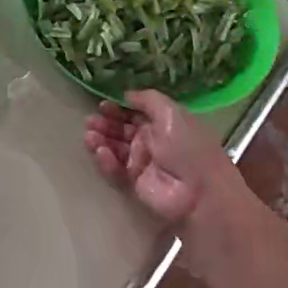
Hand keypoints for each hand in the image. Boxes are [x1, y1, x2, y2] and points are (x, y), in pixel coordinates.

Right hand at [83, 89, 241, 225]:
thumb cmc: (187, 146)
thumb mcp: (171, 112)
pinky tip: (101, 152)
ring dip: (101, 140)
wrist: (198, 193)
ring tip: (89, 135)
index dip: (118, 108)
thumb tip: (126, 94)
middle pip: (123, 130)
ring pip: (116, 148)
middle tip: (90, 120)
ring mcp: (143, 163)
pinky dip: (106, 161)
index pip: (136, 113)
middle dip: (106, 124)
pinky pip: (116, 169)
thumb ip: (147, 99)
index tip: (102, 104)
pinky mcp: (135, 183)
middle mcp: (153, 142)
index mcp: (164, 123)